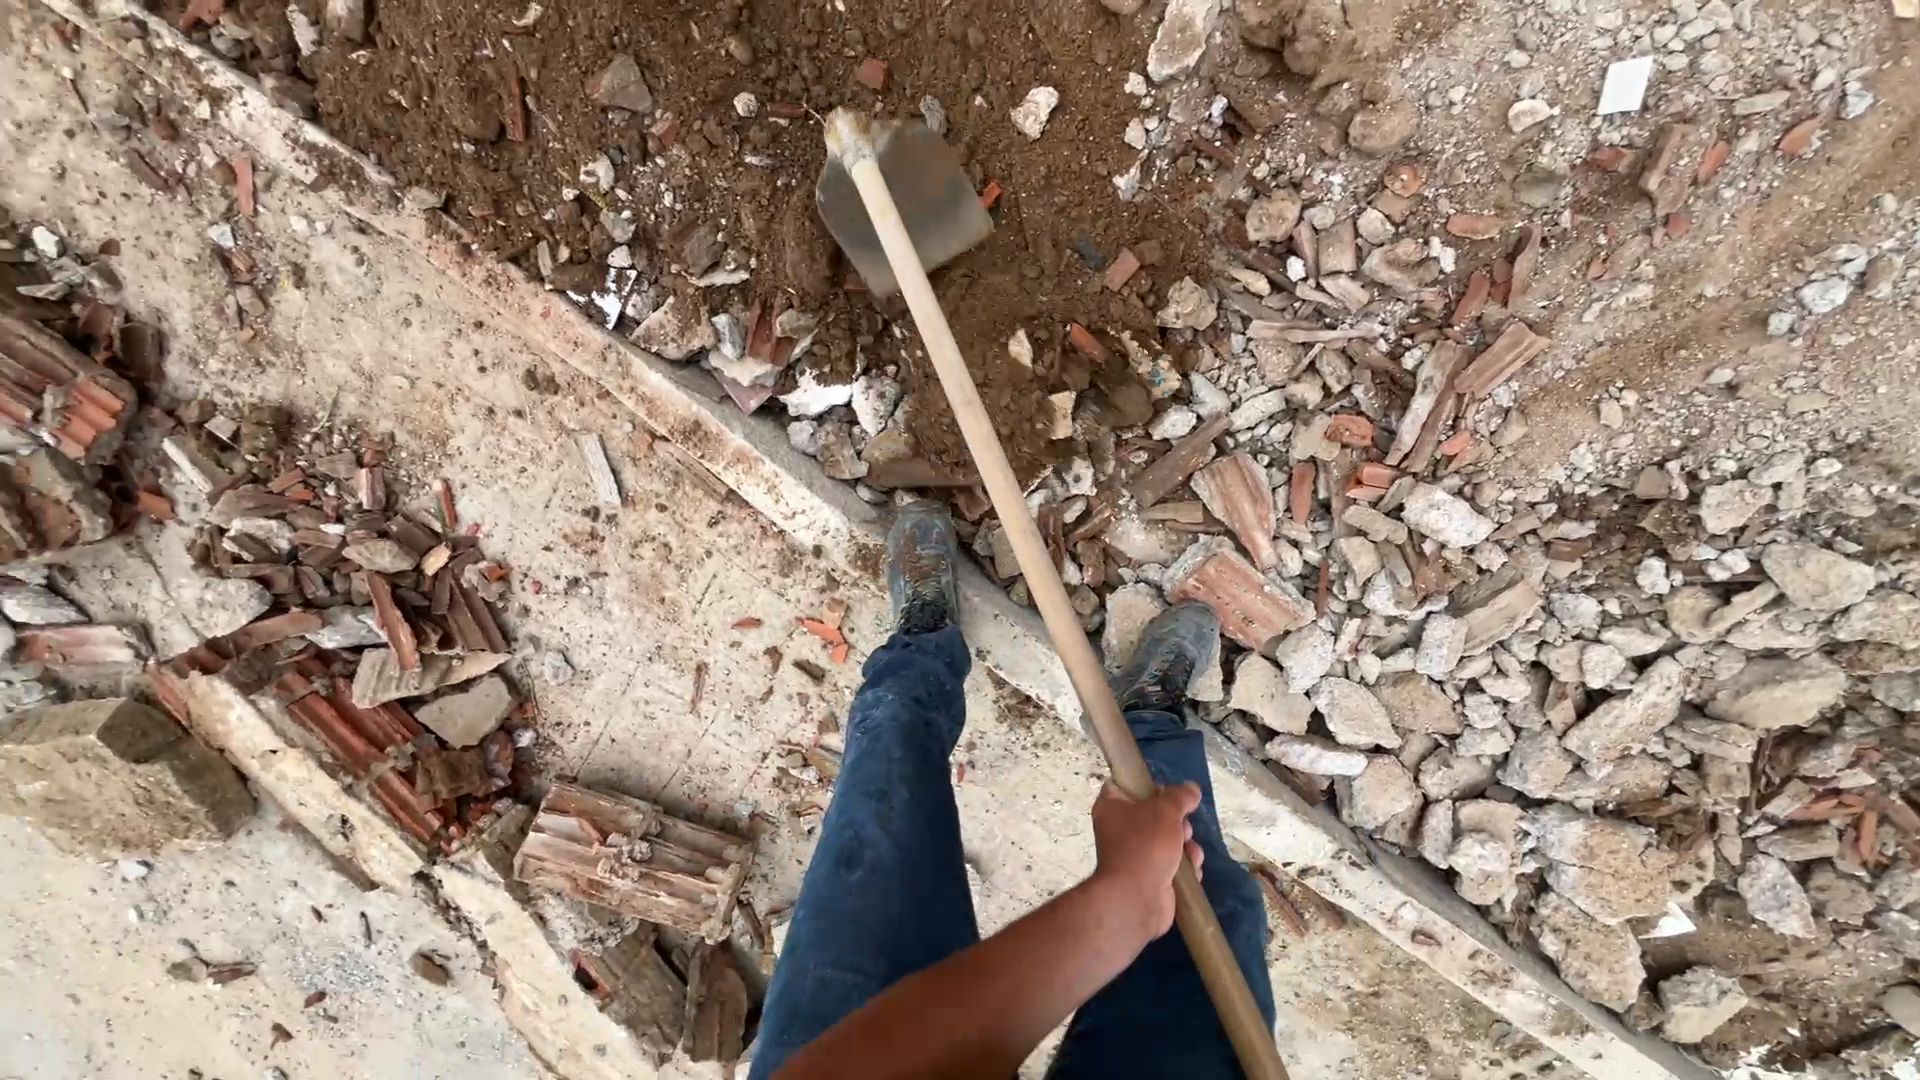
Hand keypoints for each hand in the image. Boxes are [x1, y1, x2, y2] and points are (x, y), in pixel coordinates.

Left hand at [1088, 782, 1203, 942]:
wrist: (1138, 897)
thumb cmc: (1144, 844)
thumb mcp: (1164, 810)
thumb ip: (1179, 796)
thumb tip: (1191, 788)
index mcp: (1111, 807)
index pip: (1124, 785)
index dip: (1146, 785)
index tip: (1167, 791)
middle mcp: (1120, 829)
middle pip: (1154, 814)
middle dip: (1177, 821)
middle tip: (1183, 828)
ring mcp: (1136, 855)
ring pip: (1168, 840)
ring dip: (1186, 845)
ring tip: (1190, 852)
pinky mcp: (1151, 877)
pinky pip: (1173, 864)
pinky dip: (1185, 866)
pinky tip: (1192, 870)